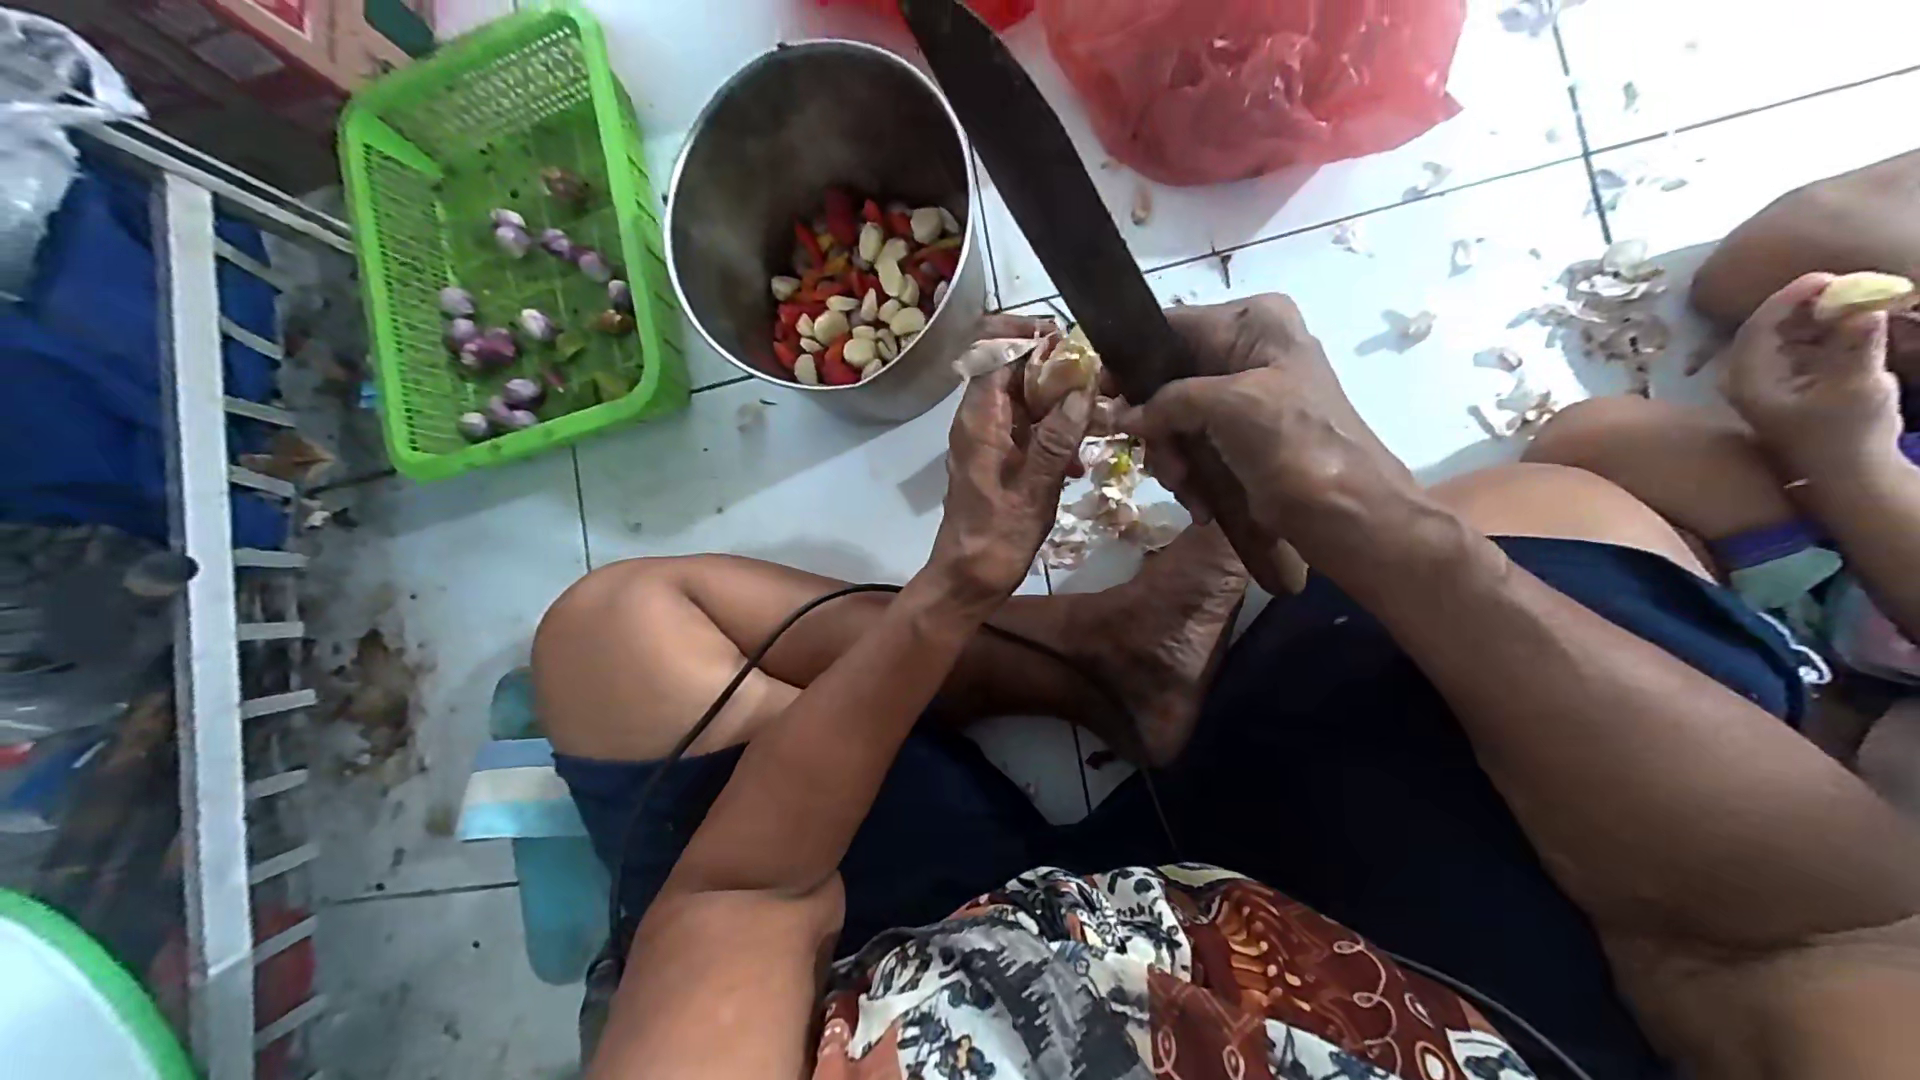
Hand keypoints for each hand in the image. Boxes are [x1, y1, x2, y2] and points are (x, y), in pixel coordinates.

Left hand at [926, 364, 1091, 609]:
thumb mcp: (1033, 491)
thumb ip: (1057, 440)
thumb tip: (1080, 390)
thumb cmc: (995, 540)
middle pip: (1009, 371)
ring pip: (1019, 400)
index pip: (994, 351)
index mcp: (979, 421)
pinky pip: (1021, 429)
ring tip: (1094, 417)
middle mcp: (975, 421)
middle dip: (1052, 370)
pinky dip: (1048, 432)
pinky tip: (1076, 459)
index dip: (1030, 338)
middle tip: (1094, 382)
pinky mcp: (993, 459)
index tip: (1070, 345)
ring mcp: (983, 440)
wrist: (965, 579)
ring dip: (1055, 403)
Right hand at [1120, 296, 1420, 576]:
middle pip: (1166, 379)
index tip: (1104, 395)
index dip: (1134, 360)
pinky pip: (1190, 447)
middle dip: (1158, 426)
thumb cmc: (1294, 443)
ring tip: (1186, 487)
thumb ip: (1167, 399)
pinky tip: (1199, 500)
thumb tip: (1121, 415)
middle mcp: (1245, 353)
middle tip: (1159, 458)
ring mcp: (1241, 399)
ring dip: (1171, 458)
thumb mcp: (1228, 404)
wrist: (1344, 512)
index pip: (1173, 326)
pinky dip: (1188, 475)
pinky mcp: (1238, 439)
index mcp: (1253, 323)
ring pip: (1172, 419)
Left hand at [1722, 273, 1905, 477]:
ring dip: (1823, 314)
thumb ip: (1857, 349)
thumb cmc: (1846, 434)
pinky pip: (1807, 347)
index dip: (1787, 299)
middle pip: (1771, 328)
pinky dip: (1831, 330)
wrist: (1845, 471)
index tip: (1822, 276)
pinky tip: (1861, 317)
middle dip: (1809, 303)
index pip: (1757, 330)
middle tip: (1852, 281)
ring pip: (1791, 336)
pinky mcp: (1795, 383)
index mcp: (1748, 380)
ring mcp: (1771, 380)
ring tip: (1863, 293)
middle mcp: (1750, 378)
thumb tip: (1861, 312)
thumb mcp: (1857, 388)